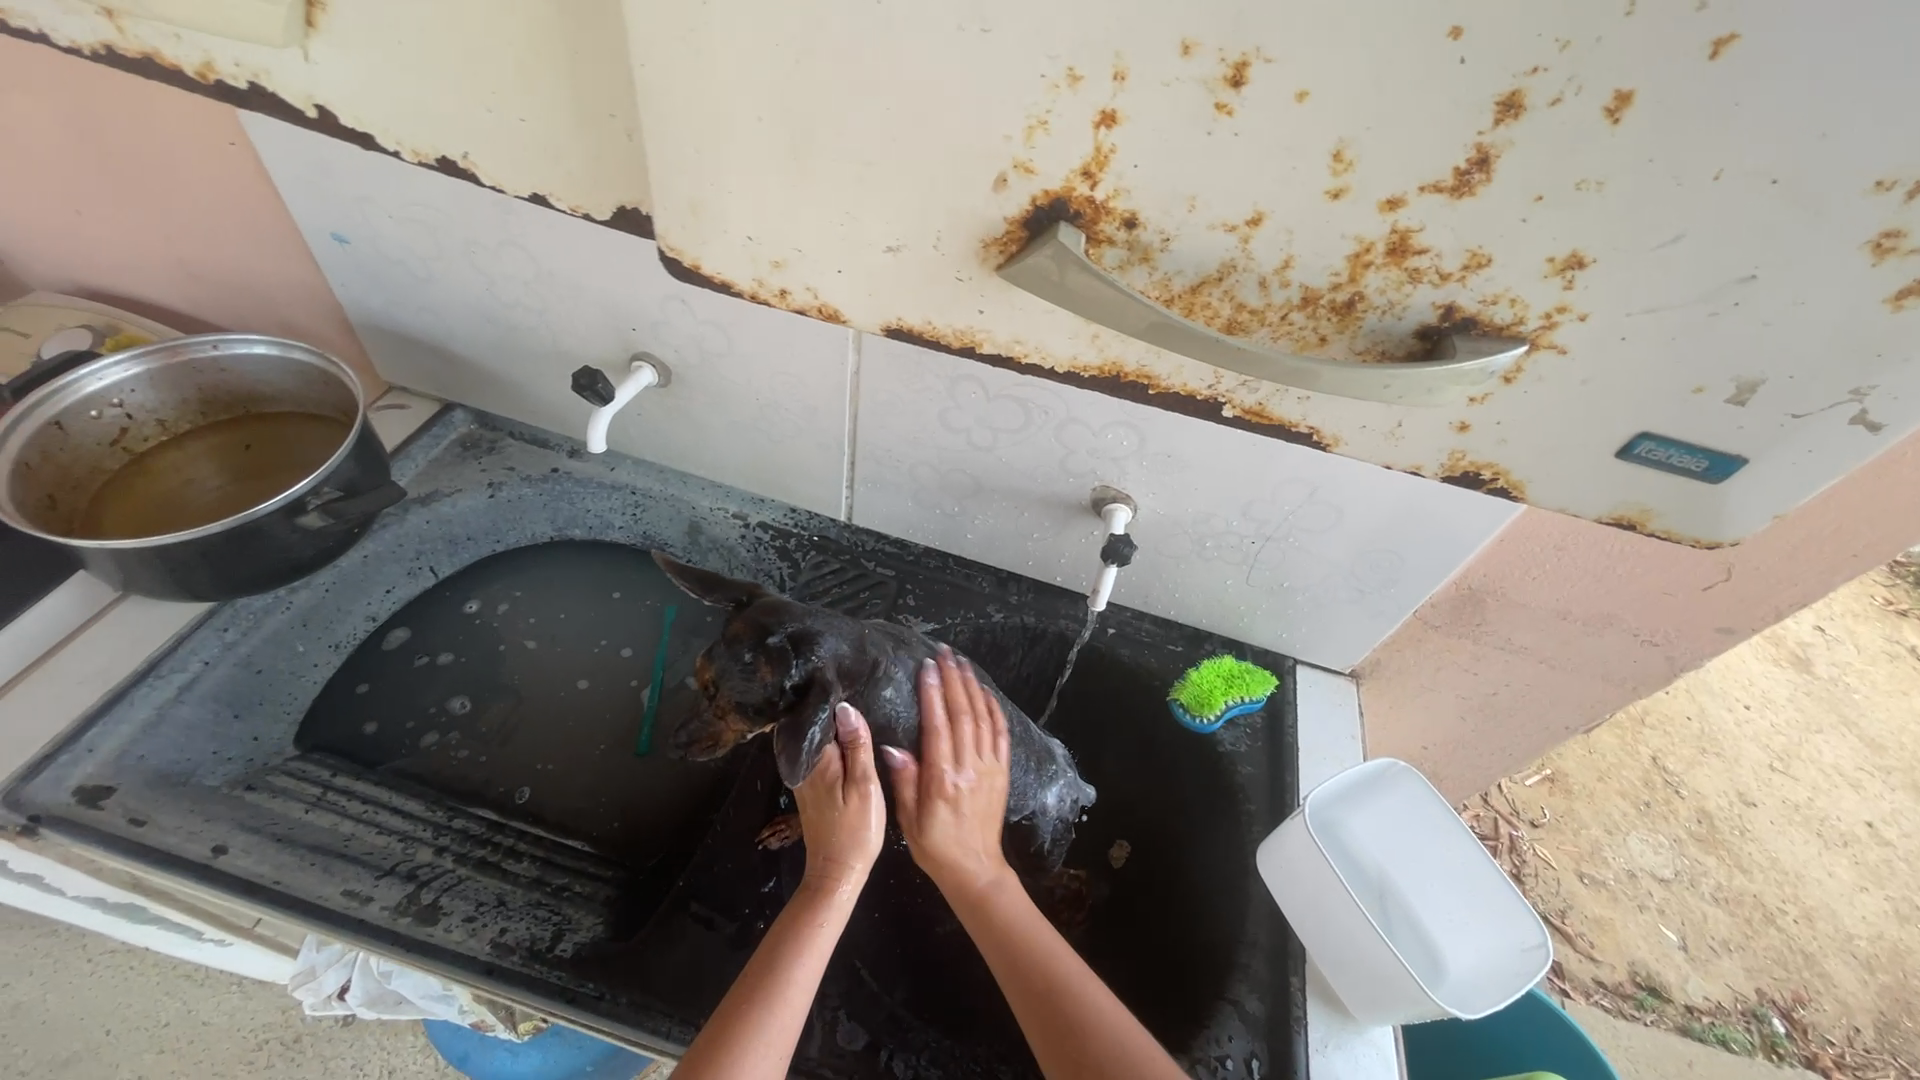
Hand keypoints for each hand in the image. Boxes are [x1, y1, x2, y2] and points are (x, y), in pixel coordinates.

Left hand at [791, 702, 885, 897]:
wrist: (837, 872)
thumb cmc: (856, 830)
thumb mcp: (865, 786)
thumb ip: (857, 746)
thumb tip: (845, 707)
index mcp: (817, 759)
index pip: (816, 715)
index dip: (828, 695)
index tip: (844, 678)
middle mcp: (803, 763)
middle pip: (811, 724)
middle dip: (825, 705)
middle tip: (851, 685)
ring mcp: (803, 776)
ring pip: (812, 738)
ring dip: (826, 723)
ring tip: (851, 704)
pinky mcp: (808, 786)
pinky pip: (814, 752)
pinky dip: (826, 740)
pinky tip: (844, 736)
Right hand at [882, 647, 1014, 899]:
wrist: (974, 869)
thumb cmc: (934, 846)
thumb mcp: (909, 820)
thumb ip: (905, 781)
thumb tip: (893, 746)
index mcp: (942, 778)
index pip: (938, 726)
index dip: (933, 694)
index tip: (927, 667)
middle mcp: (969, 767)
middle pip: (962, 713)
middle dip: (953, 679)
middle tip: (944, 653)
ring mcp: (989, 768)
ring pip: (982, 717)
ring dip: (972, 687)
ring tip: (962, 662)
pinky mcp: (1002, 771)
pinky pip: (1000, 733)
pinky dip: (993, 709)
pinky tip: (985, 691)